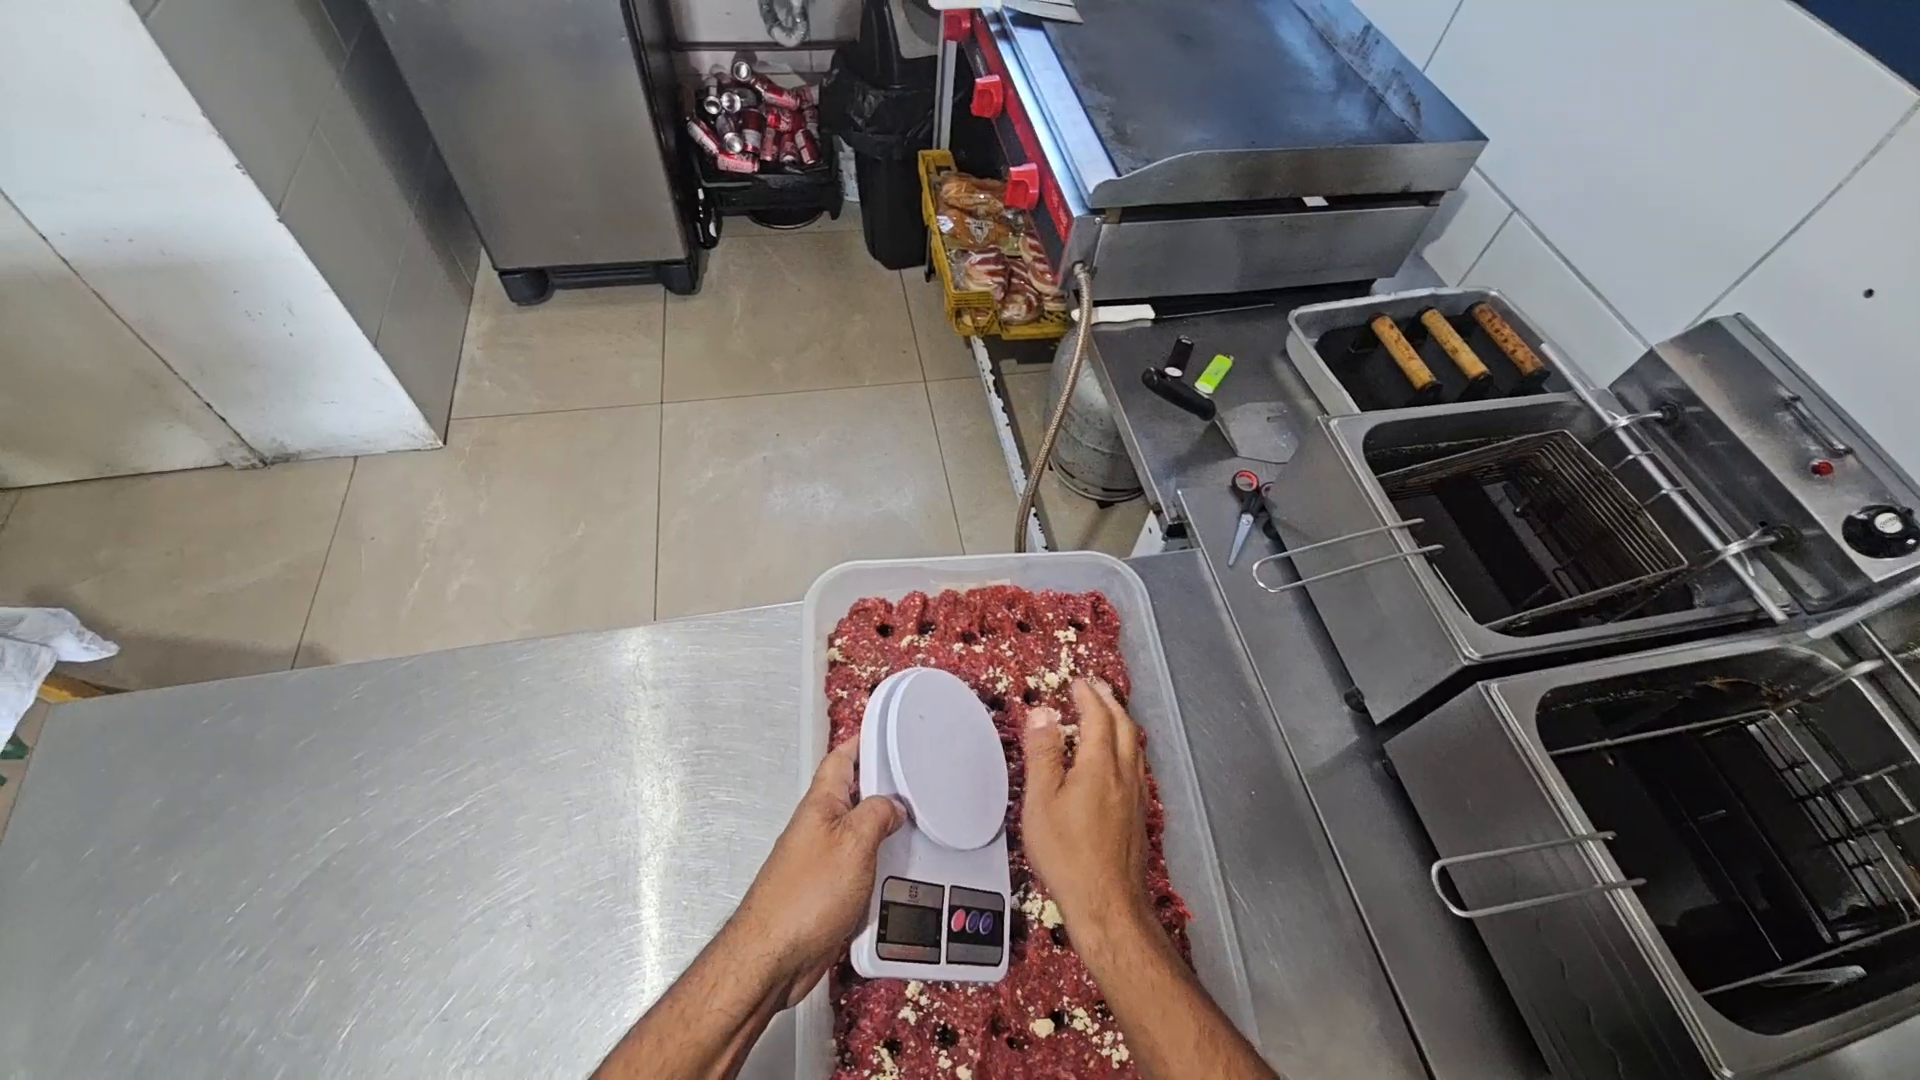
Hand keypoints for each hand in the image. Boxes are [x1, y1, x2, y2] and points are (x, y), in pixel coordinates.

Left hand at [730, 735, 904, 1007]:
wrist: (773, 958)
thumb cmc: (803, 899)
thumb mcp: (853, 843)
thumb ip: (877, 815)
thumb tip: (893, 806)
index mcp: (821, 804)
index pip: (842, 758)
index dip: (863, 740)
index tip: (885, 728)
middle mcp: (819, 827)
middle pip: (855, 794)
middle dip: (883, 786)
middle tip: (913, 780)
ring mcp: (823, 859)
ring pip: (861, 832)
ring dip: (885, 830)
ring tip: (915, 827)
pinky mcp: (828, 890)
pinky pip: (861, 866)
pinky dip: (881, 865)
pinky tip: (898, 874)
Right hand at [1021, 678, 1153, 943]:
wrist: (1108, 904)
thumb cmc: (1068, 854)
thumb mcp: (1042, 802)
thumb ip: (1043, 755)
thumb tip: (1043, 713)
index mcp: (1100, 766)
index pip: (1098, 717)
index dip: (1088, 696)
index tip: (1078, 682)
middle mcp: (1125, 774)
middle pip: (1124, 726)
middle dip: (1109, 702)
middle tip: (1094, 688)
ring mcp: (1137, 796)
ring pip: (1134, 746)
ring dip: (1121, 722)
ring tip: (1106, 714)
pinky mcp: (1139, 815)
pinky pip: (1136, 765)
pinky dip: (1125, 746)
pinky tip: (1116, 760)